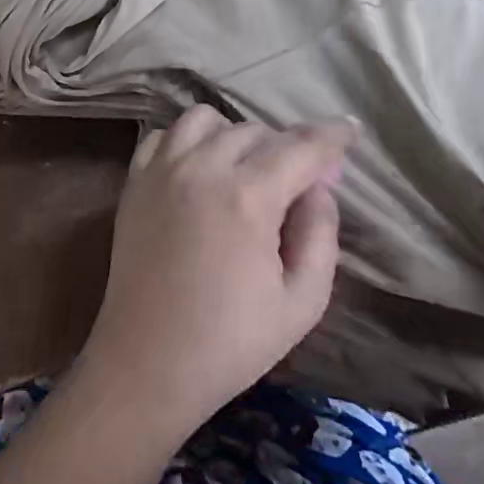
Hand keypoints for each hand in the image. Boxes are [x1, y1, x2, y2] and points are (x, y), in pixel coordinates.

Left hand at [72, 106, 353, 435]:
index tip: (349, 131)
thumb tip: (317, 188)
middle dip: (286, 147)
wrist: (147, 363)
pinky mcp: (134, 181)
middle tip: (298, 179)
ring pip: (205, 120)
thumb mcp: (302, 302)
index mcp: (247, 198)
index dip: (331, 136)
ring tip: (246, 169)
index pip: (300, 147)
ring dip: (234, 135)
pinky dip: (188, 140)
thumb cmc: (231, 342)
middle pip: (254, 131)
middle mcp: (202, 168)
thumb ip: (320, 234)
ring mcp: (161, 170)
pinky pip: (164, 135)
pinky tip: (199, 168)